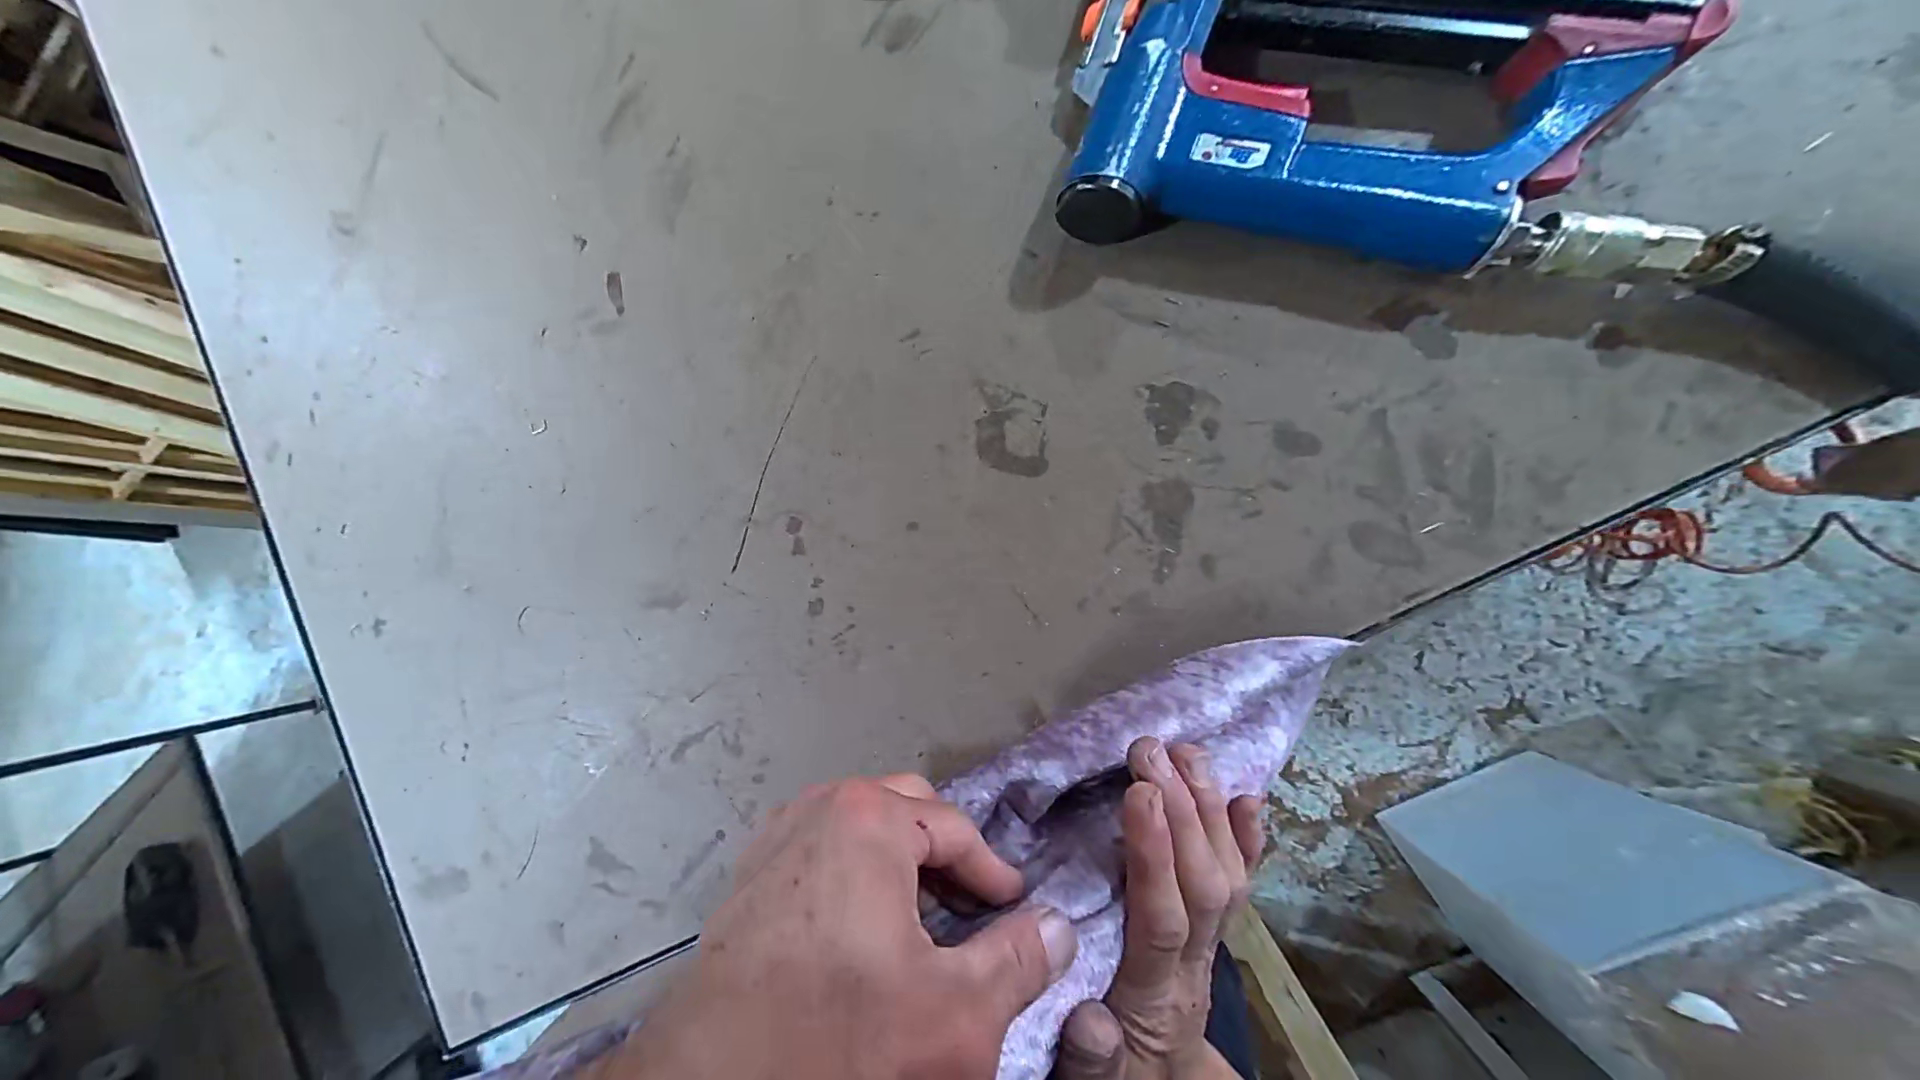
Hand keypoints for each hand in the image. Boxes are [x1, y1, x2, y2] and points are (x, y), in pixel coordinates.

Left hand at [606, 774, 1078, 1079]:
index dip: (992, 869)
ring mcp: (780, 833)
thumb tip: (1059, 927)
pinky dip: (855, 867)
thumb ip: (1017, 962)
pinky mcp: (752, 870)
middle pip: (907, 806)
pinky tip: (859, 924)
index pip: (954, 827)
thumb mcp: (953, 1012)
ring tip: (920, 914)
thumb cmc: (840, 1033)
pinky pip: (822, 844)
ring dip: (900, 857)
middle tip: (968, 903)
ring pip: (862, 821)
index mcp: (870, 817)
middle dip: (945, 850)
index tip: (1012, 904)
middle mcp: (822, 806)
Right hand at [1054, 738, 1263, 1079]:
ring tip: (1185, 751)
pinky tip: (1246, 799)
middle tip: (1150, 750)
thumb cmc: (1111, 1070)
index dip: (1155, 855)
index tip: (1139, 793)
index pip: (1163, 920)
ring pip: (1228, 878)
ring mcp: (1210, 950)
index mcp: (1153, 998)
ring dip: (1209, 809)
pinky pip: (1241, 888)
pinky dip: (1246, 841)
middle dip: (1183, 812)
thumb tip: (1092, 1019)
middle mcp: (1193, 967)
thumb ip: (1089, 1061)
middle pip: (1204, 887)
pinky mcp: (1212, 936)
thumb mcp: (1085, 1079)